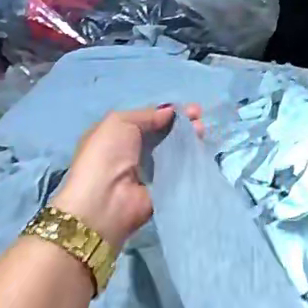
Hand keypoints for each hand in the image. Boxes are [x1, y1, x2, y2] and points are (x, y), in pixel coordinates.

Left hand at [51, 104, 205, 246]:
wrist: (106, 200)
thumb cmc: (106, 153)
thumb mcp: (119, 122)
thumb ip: (146, 115)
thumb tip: (169, 112)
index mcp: (117, 134)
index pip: (146, 119)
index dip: (166, 112)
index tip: (187, 108)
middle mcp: (133, 151)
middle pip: (162, 133)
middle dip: (181, 123)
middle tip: (199, 116)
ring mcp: (149, 171)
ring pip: (173, 150)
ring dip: (189, 138)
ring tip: (201, 129)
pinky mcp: (163, 189)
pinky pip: (180, 171)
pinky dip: (191, 160)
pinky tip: (201, 148)